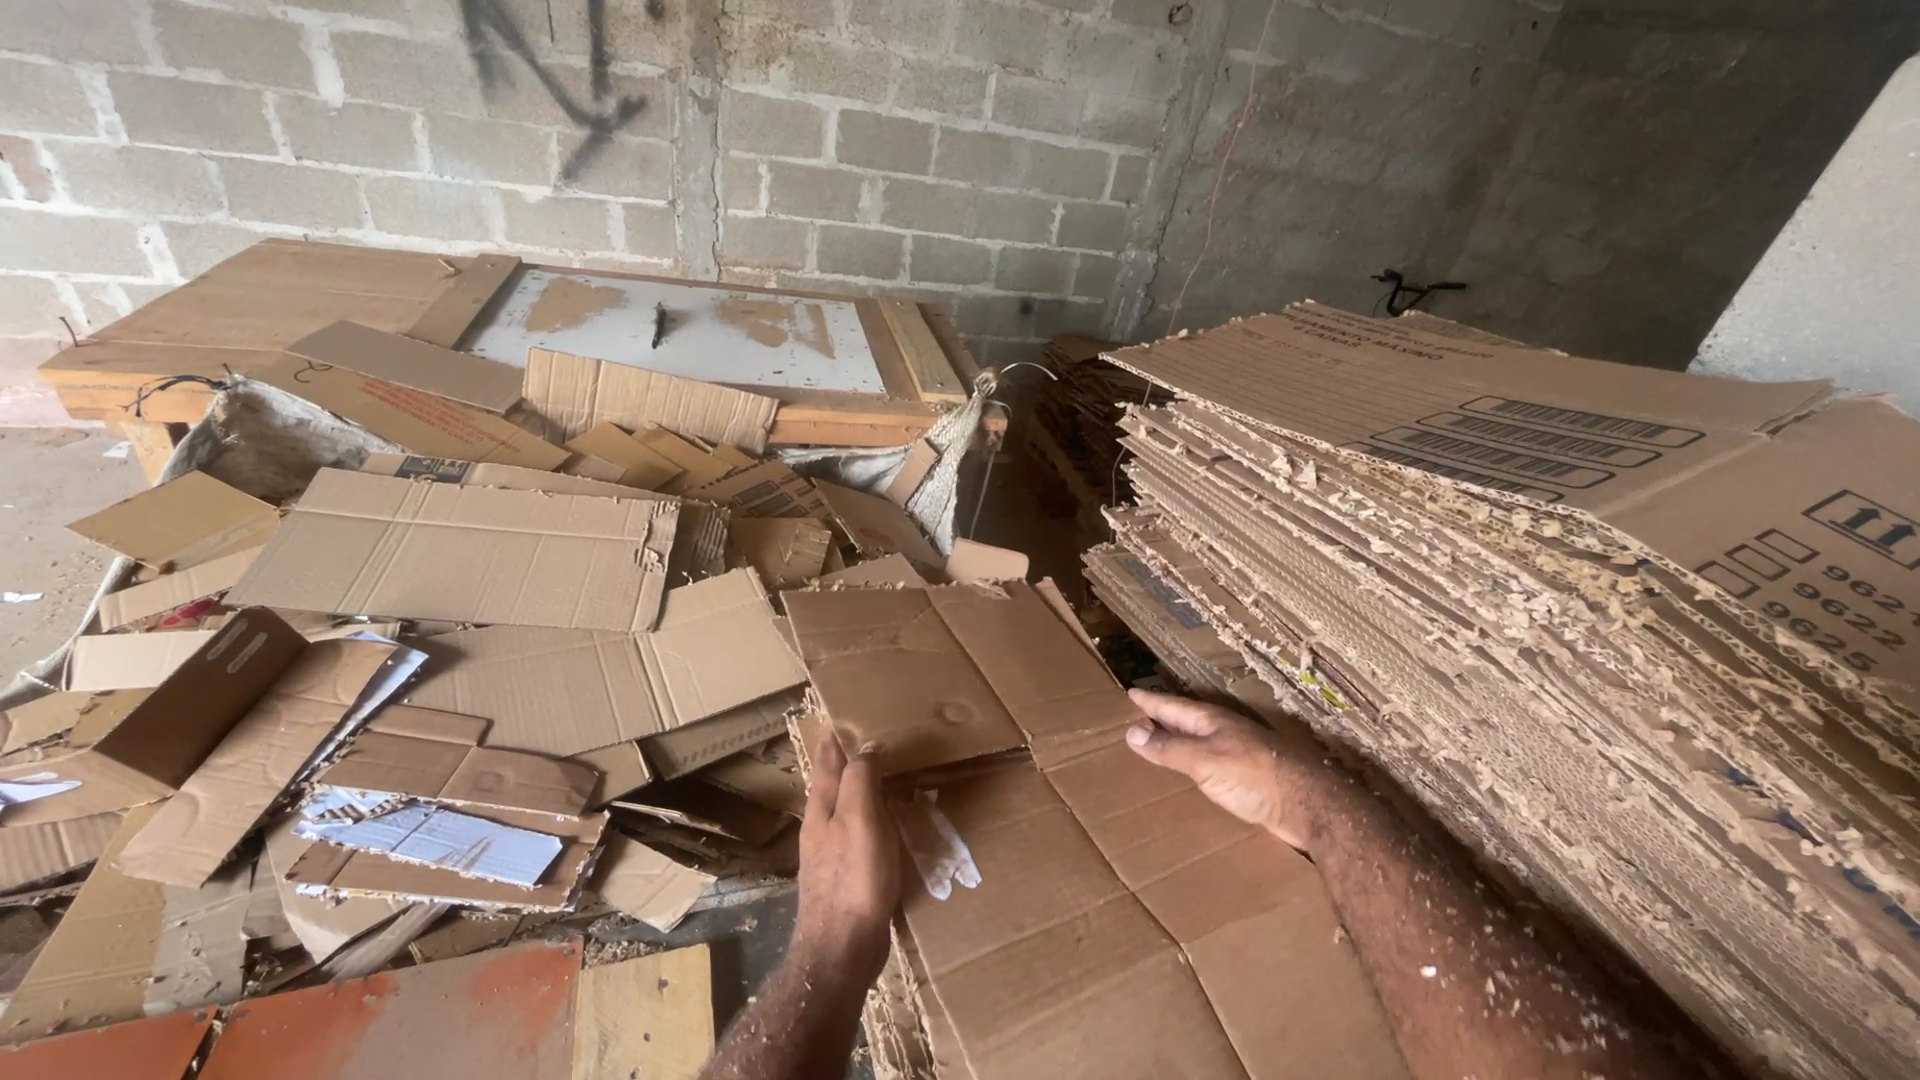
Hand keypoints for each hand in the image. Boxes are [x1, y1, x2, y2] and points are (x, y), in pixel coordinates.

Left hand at [793, 731, 900, 985]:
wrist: (841, 950)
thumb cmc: (853, 879)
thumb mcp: (859, 819)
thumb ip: (861, 779)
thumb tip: (867, 745)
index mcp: (822, 808)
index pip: (826, 760)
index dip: (834, 737)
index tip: (842, 715)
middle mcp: (820, 826)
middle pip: (830, 783)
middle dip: (843, 760)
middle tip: (863, 739)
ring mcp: (829, 854)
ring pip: (843, 809)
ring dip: (856, 789)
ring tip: (877, 776)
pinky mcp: (845, 878)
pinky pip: (857, 836)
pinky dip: (869, 820)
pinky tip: (883, 828)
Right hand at [1124, 688, 1334, 851]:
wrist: (1308, 805)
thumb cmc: (1255, 776)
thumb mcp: (1204, 761)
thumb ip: (1168, 749)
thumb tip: (1131, 732)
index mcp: (1211, 722)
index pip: (1172, 707)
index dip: (1150, 702)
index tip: (1130, 694)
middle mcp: (1224, 732)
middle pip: (1185, 721)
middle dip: (1162, 718)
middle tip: (1138, 716)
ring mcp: (1237, 753)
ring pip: (1199, 742)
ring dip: (1178, 741)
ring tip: (1157, 745)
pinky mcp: (1247, 777)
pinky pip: (1209, 763)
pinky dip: (1192, 764)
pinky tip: (1189, 775)